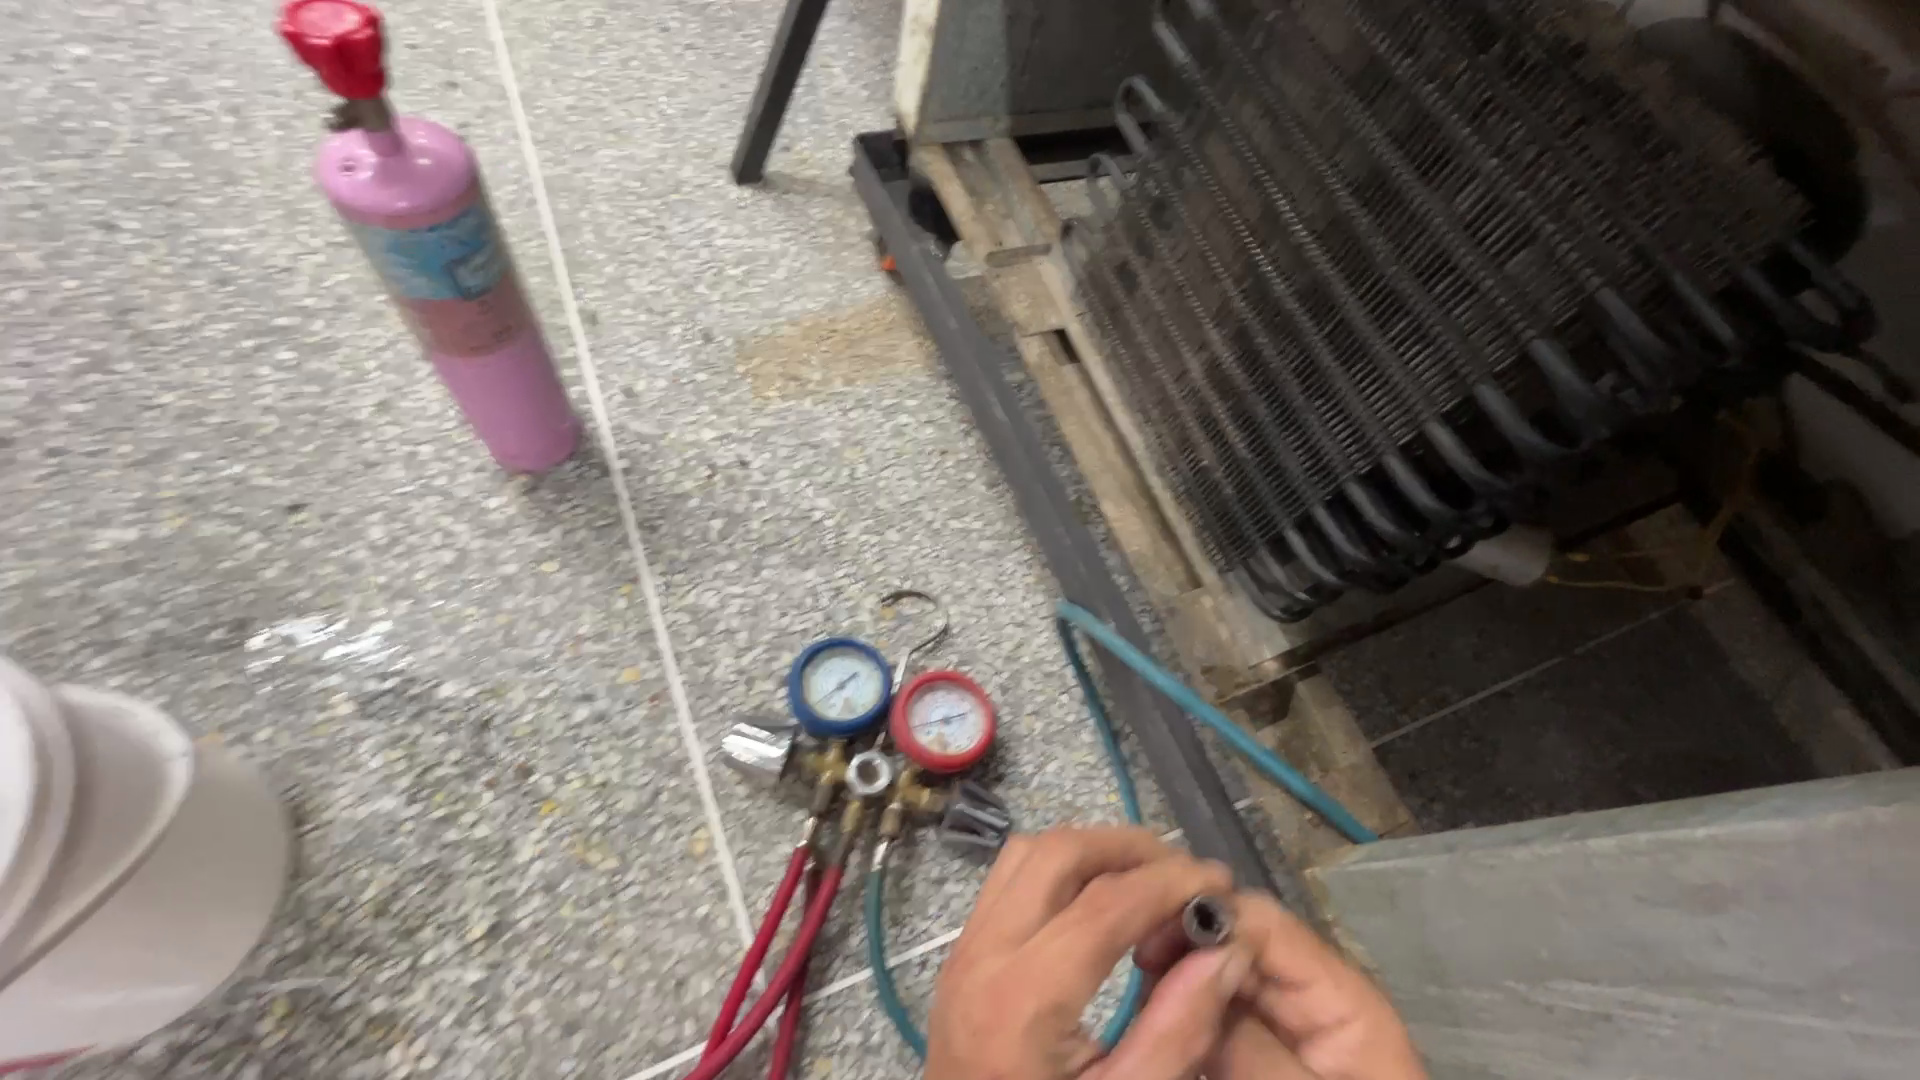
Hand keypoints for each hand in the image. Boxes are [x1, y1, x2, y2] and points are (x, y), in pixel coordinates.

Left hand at [925, 826, 1238, 1079]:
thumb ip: (1175, 1032)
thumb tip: (1222, 951)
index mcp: (1022, 999)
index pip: (1104, 905)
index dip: (1168, 883)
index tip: (1217, 882)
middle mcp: (984, 952)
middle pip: (1057, 854)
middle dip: (1128, 849)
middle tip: (1183, 872)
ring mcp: (965, 944)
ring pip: (1028, 853)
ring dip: (1091, 849)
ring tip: (1147, 876)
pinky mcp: (961, 947)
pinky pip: (1010, 875)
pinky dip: (1059, 866)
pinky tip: (1098, 894)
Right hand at [1134, 889, 1425, 1079]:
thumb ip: (1247, 1039)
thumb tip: (1183, 978)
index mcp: (1338, 995)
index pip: (1264, 922)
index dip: (1206, 917)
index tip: (1149, 943)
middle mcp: (1309, 997)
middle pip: (1237, 945)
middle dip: (1185, 950)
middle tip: (1136, 973)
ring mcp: (1285, 1028)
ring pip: (1220, 979)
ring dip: (1180, 984)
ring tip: (1141, 1004)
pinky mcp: (1262, 1055)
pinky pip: (1219, 1020)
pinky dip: (1187, 1018)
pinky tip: (1158, 1025)